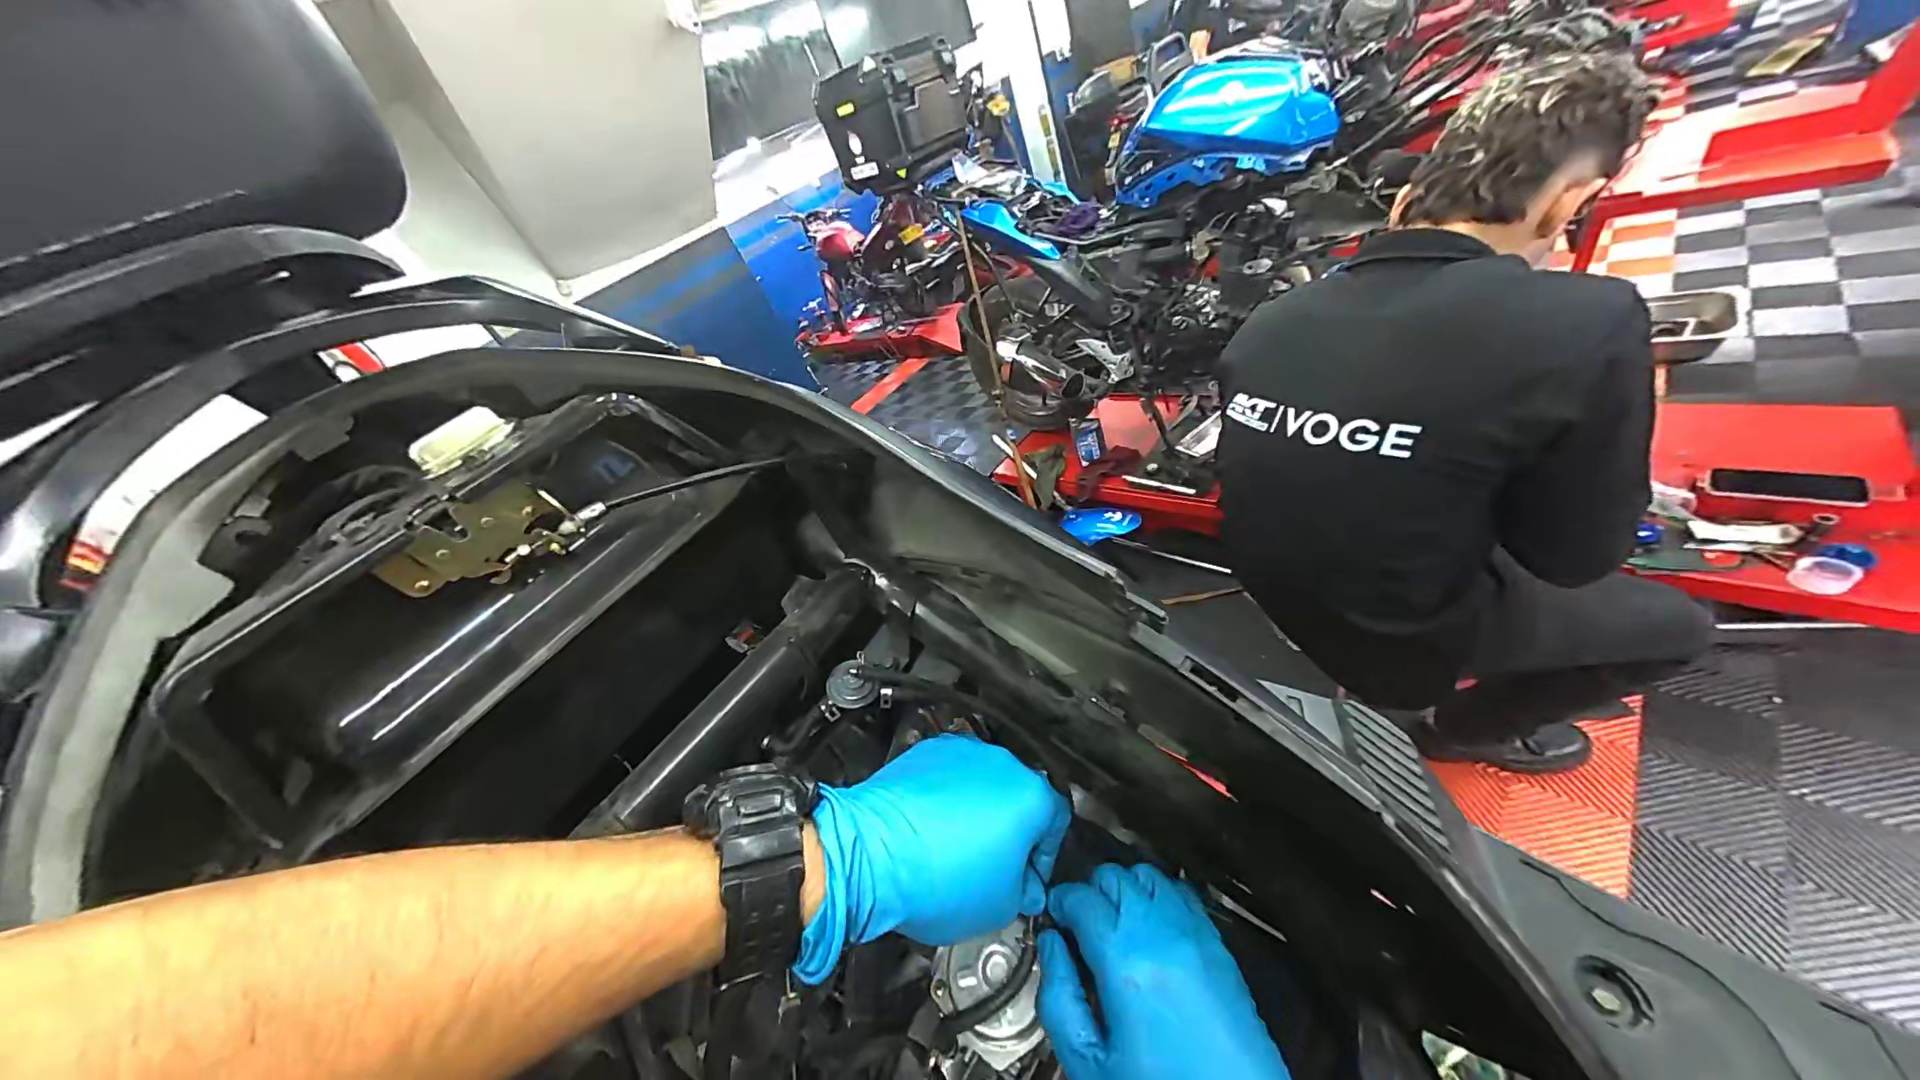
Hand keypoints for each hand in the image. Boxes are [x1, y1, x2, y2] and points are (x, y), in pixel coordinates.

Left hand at [794, 735, 1070, 982]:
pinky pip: (951, 775)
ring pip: (986, 784)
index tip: (1030, 875)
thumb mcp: (1002, 906)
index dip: (1046, 855)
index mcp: (1030, 794)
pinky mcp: (927, 753)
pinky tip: (935, 830)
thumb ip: (1025, 889)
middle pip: (1021, 798)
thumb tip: (1023, 884)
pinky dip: (948, 798)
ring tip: (958, 850)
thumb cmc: (932, 877)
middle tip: (997, 867)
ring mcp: (962, 753)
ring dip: (980, 813)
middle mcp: (1000, 764)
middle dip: (1012, 833)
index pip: (1058, 820)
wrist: (868, 855)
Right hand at [1038, 863, 1290, 1079]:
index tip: (1055, 918)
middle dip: (1092, 893)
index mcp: (1123, 959)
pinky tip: (1153, 929)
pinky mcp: (1218, 946)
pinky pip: (1183, 894)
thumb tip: (1050, 944)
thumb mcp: (1089, 1062)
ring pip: (1149, 876)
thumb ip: (1058, 998)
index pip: (1080, 897)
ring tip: (1118, 924)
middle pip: (1114, 876)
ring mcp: (1194, 933)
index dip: (1060, 902)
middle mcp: (1159, 932)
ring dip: (1128, 890)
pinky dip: (1162, 898)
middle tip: (1083, 926)